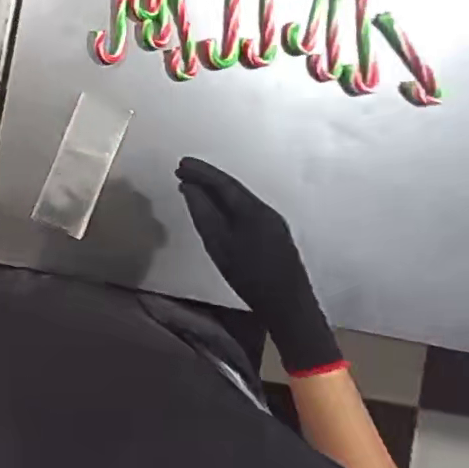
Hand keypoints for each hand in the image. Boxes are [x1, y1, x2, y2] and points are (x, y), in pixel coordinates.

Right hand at [175, 156, 342, 376]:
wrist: (287, 304)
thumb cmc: (248, 275)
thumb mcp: (218, 244)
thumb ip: (203, 213)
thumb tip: (189, 187)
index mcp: (252, 209)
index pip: (223, 183)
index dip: (201, 172)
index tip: (181, 163)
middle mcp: (265, 209)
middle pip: (233, 188)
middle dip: (207, 178)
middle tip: (182, 170)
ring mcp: (273, 222)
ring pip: (240, 199)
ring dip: (216, 191)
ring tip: (193, 186)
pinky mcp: (274, 234)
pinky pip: (246, 209)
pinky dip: (227, 203)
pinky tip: (216, 208)